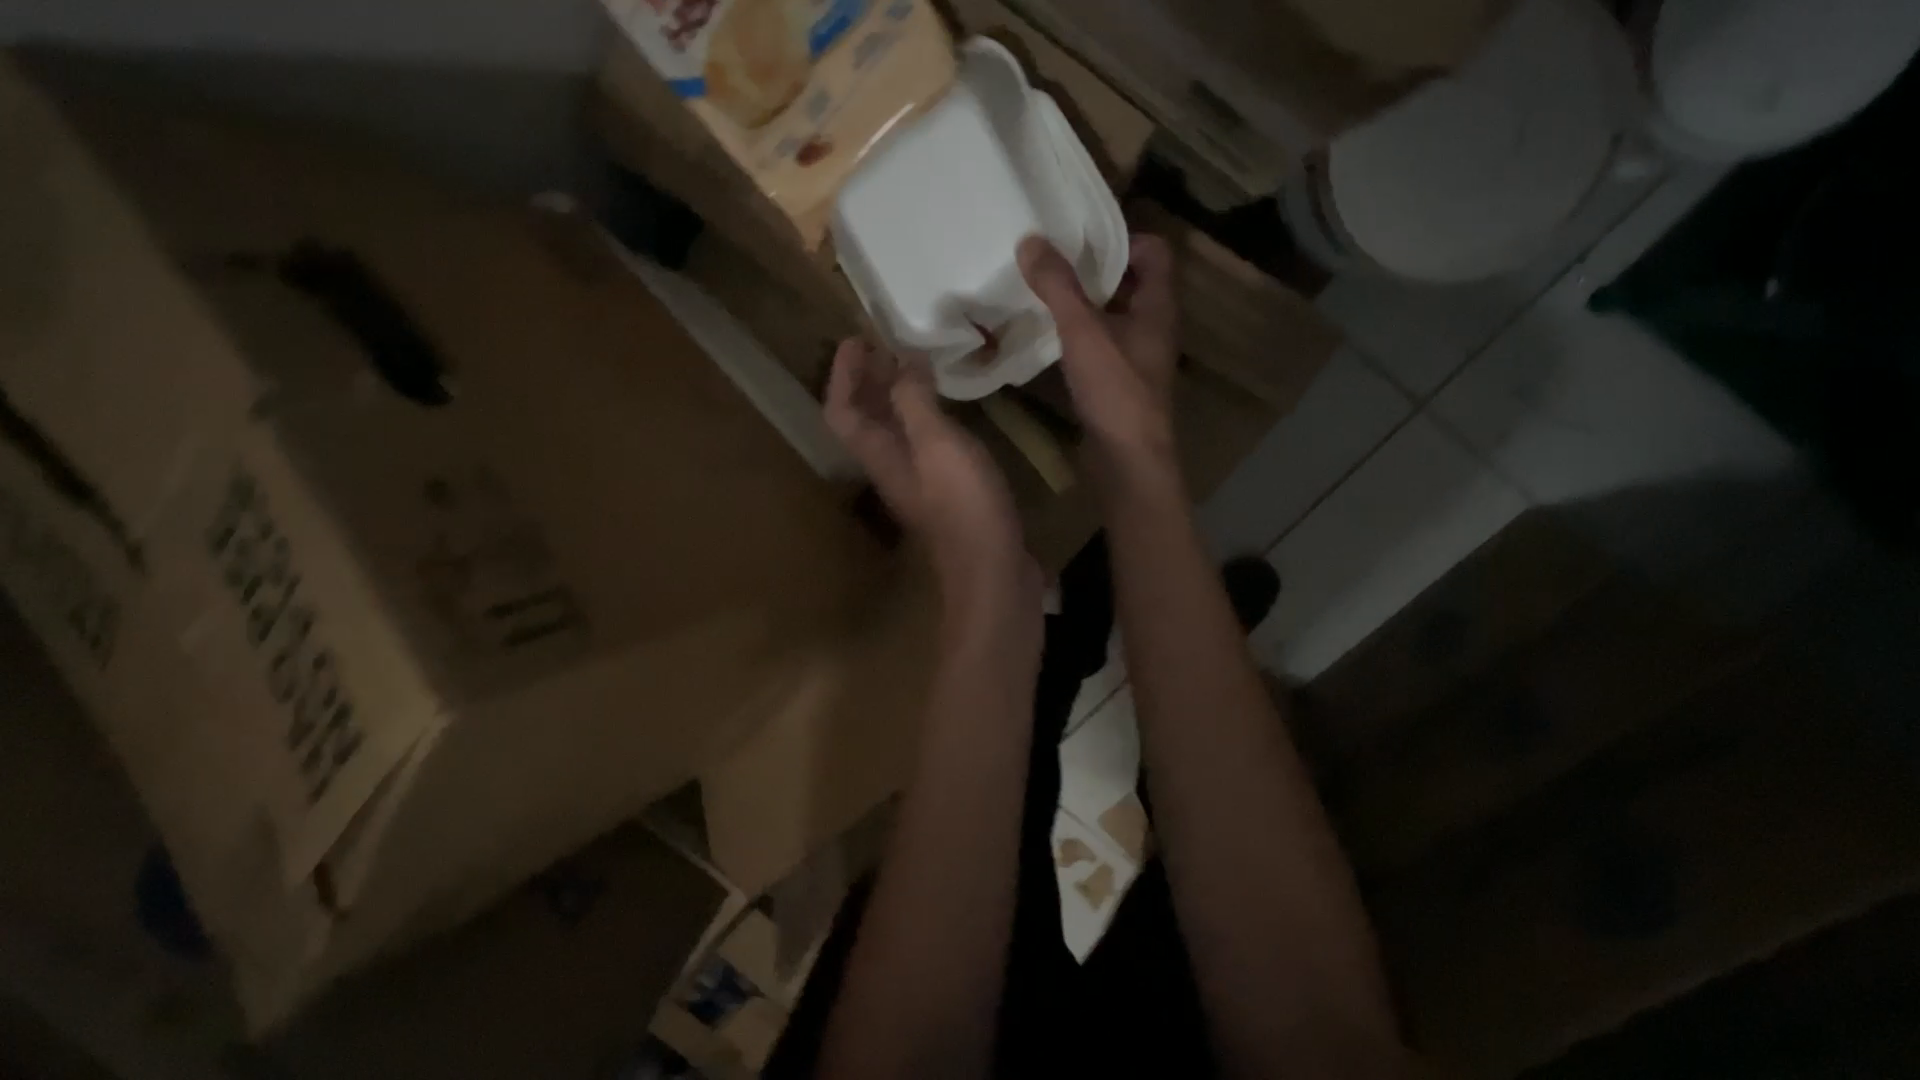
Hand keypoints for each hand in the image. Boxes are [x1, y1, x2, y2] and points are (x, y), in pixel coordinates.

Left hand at [825, 340, 1040, 641]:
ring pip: (896, 432)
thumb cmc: (963, 505)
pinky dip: (928, 417)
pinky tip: (951, 408)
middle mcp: (893, 469)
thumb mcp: (936, 444)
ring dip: (898, 397)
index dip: (842, 374)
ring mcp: (921, 483)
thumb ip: (915, 401)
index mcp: (880, 456)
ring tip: (917, 365)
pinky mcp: (949, 493)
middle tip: (886, 344)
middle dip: (869, 380)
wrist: (994, 571)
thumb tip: (901, 361)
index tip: (856, 338)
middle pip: (866, 421)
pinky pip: (925, 444)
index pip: (842, 411)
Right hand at [1018, 234, 1179, 465]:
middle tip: (1052, 257)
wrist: (1127, 463)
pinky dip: (1077, 336)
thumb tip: (1031, 240)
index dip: (1122, 237)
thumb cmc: (1116, 392)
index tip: (1081, 234)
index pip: (1154, 252)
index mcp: (1158, 307)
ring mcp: (1137, 359)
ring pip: (1112, 316)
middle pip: (1130, 282)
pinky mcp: (1118, 385)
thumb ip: (1058, 286)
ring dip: (1083, 303)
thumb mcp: (1083, 331)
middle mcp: (1153, 328)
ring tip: (1042, 290)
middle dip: (1094, 268)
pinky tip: (1046, 337)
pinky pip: (1099, 346)